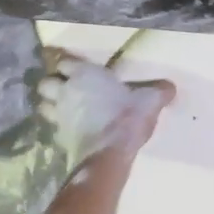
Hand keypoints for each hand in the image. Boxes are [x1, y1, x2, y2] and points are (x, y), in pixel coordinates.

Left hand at [37, 52, 175, 166]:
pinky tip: (70, 131)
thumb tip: (171, 86)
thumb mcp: (149, 101)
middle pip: (45, 82)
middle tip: (65, 89)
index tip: (77, 69)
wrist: (108, 152)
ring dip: (49, 105)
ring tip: (62, 109)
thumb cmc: (126, 117)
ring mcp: (59, 115)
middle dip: (52, 84)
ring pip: (43, 105)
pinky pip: (52, 127)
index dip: (69, 65)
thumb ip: (158, 91)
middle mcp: (66, 91)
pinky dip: (57, 127)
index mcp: (84, 74)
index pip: (65, 61)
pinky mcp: (58, 137)